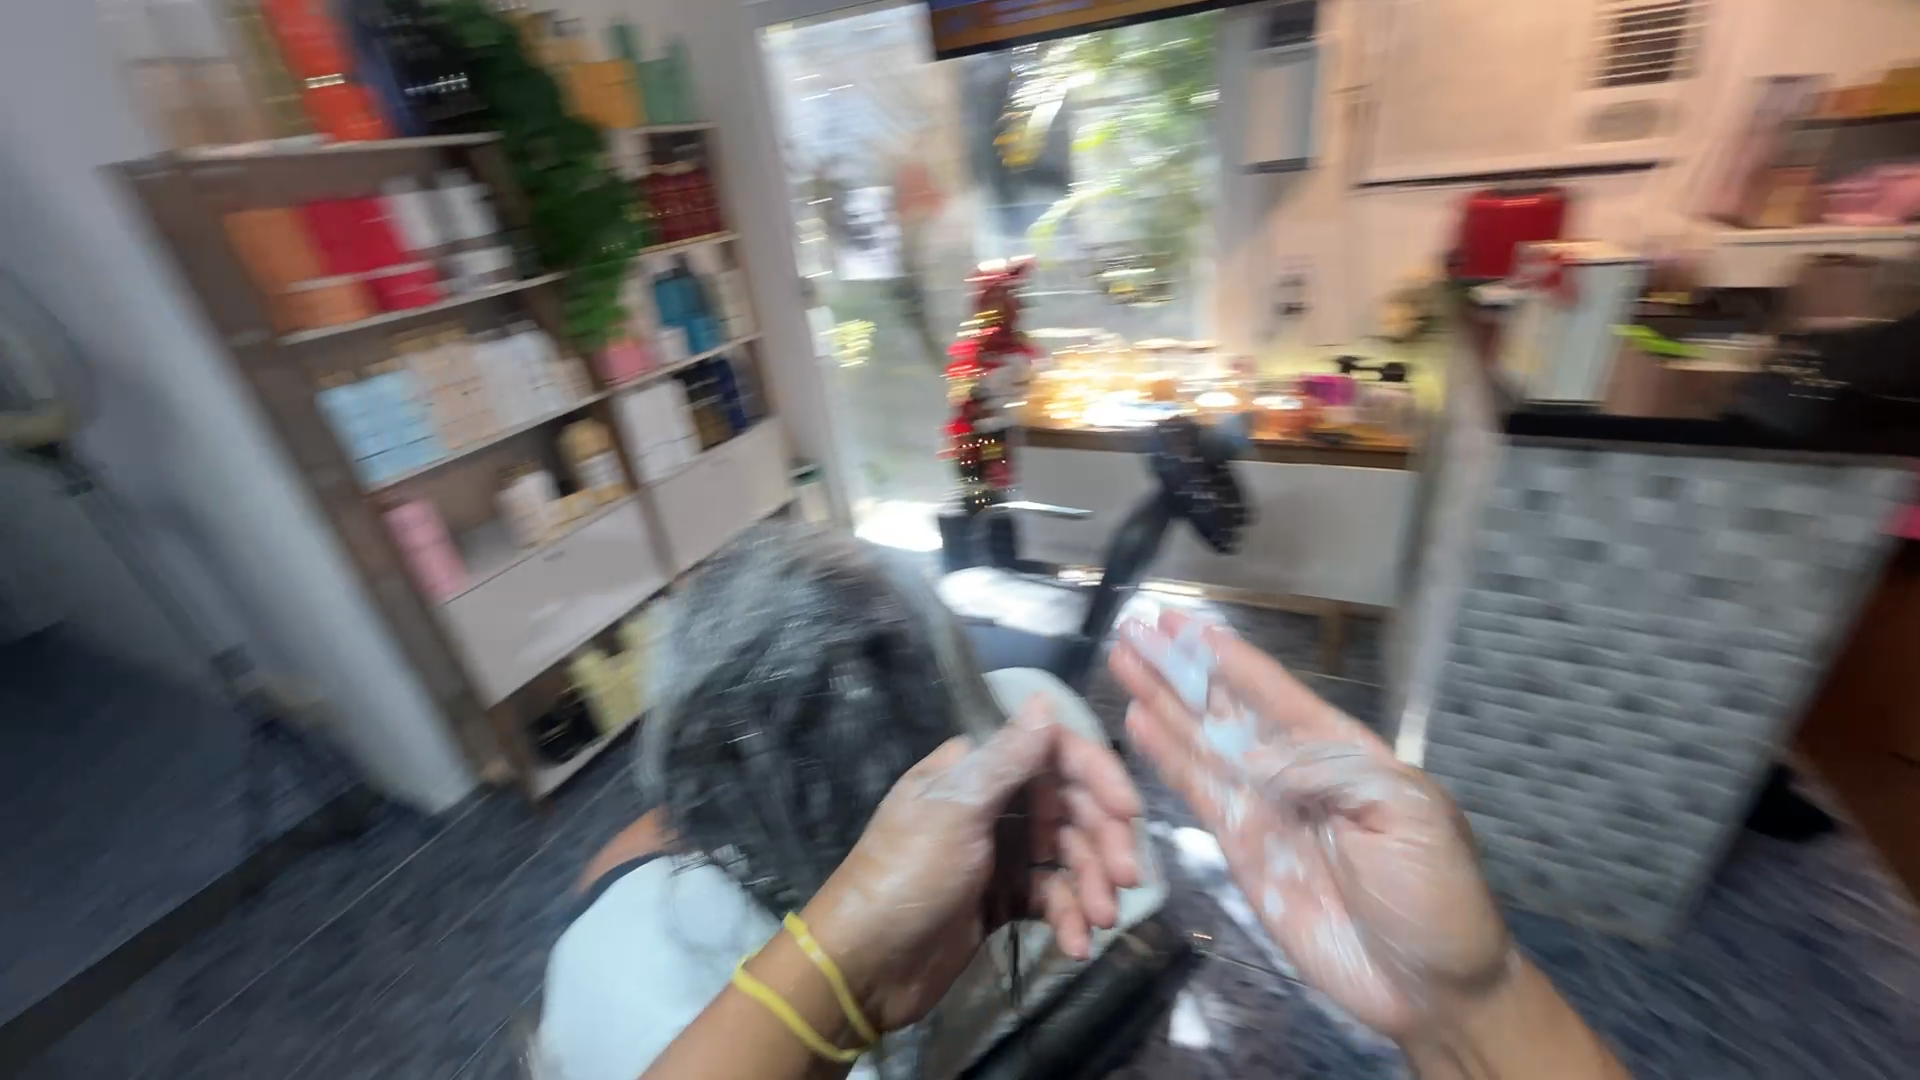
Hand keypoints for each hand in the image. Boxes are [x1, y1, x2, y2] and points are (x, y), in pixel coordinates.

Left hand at [801, 697, 1143, 1031]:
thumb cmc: (907, 874)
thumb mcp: (957, 811)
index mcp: (978, 769)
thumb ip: (1007, 757)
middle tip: (1126, 878)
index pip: (1052, 753)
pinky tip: (1075, 944)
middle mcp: (993, 802)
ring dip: (1090, 884)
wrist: (864, 965)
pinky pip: (1050, 896)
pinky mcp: (1002, 897)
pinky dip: (1068, 916)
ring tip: (1102, 919)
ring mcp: (999, 852)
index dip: (1097, 776)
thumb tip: (1046, 699)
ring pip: (1065, 856)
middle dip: (1100, 840)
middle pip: (1068, 807)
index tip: (1127, 812)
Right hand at [1110, 612, 1511, 1038]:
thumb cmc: (1434, 895)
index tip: (1183, 624)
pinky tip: (1137, 721)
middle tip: (1136, 630)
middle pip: (1222, 706)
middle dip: (1178, 666)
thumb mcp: (1409, 816)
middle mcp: (1288, 765)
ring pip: (1197, 739)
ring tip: (1124, 659)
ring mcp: (1257, 801)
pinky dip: (1163, 753)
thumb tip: (1260, 750)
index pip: (1270, 691)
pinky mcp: (1235, 839)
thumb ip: (1333, 770)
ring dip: (1160, 698)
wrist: (1425, 986)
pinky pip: (1192, 787)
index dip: (1226, 656)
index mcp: (1336, 748)